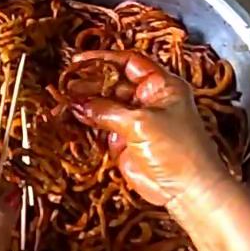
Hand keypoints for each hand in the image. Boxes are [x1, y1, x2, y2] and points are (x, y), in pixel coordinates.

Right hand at [67, 49, 233, 208]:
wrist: (186, 191)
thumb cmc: (175, 149)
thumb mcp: (140, 122)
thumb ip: (106, 110)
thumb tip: (77, 103)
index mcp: (161, 86)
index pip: (129, 63)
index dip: (104, 59)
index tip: (79, 61)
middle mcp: (148, 100)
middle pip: (113, 83)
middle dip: (89, 83)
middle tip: (66, 85)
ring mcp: (135, 121)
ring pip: (104, 105)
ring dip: (85, 103)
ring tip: (63, 101)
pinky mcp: (125, 141)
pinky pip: (101, 127)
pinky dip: (86, 123)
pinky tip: (69, 117)